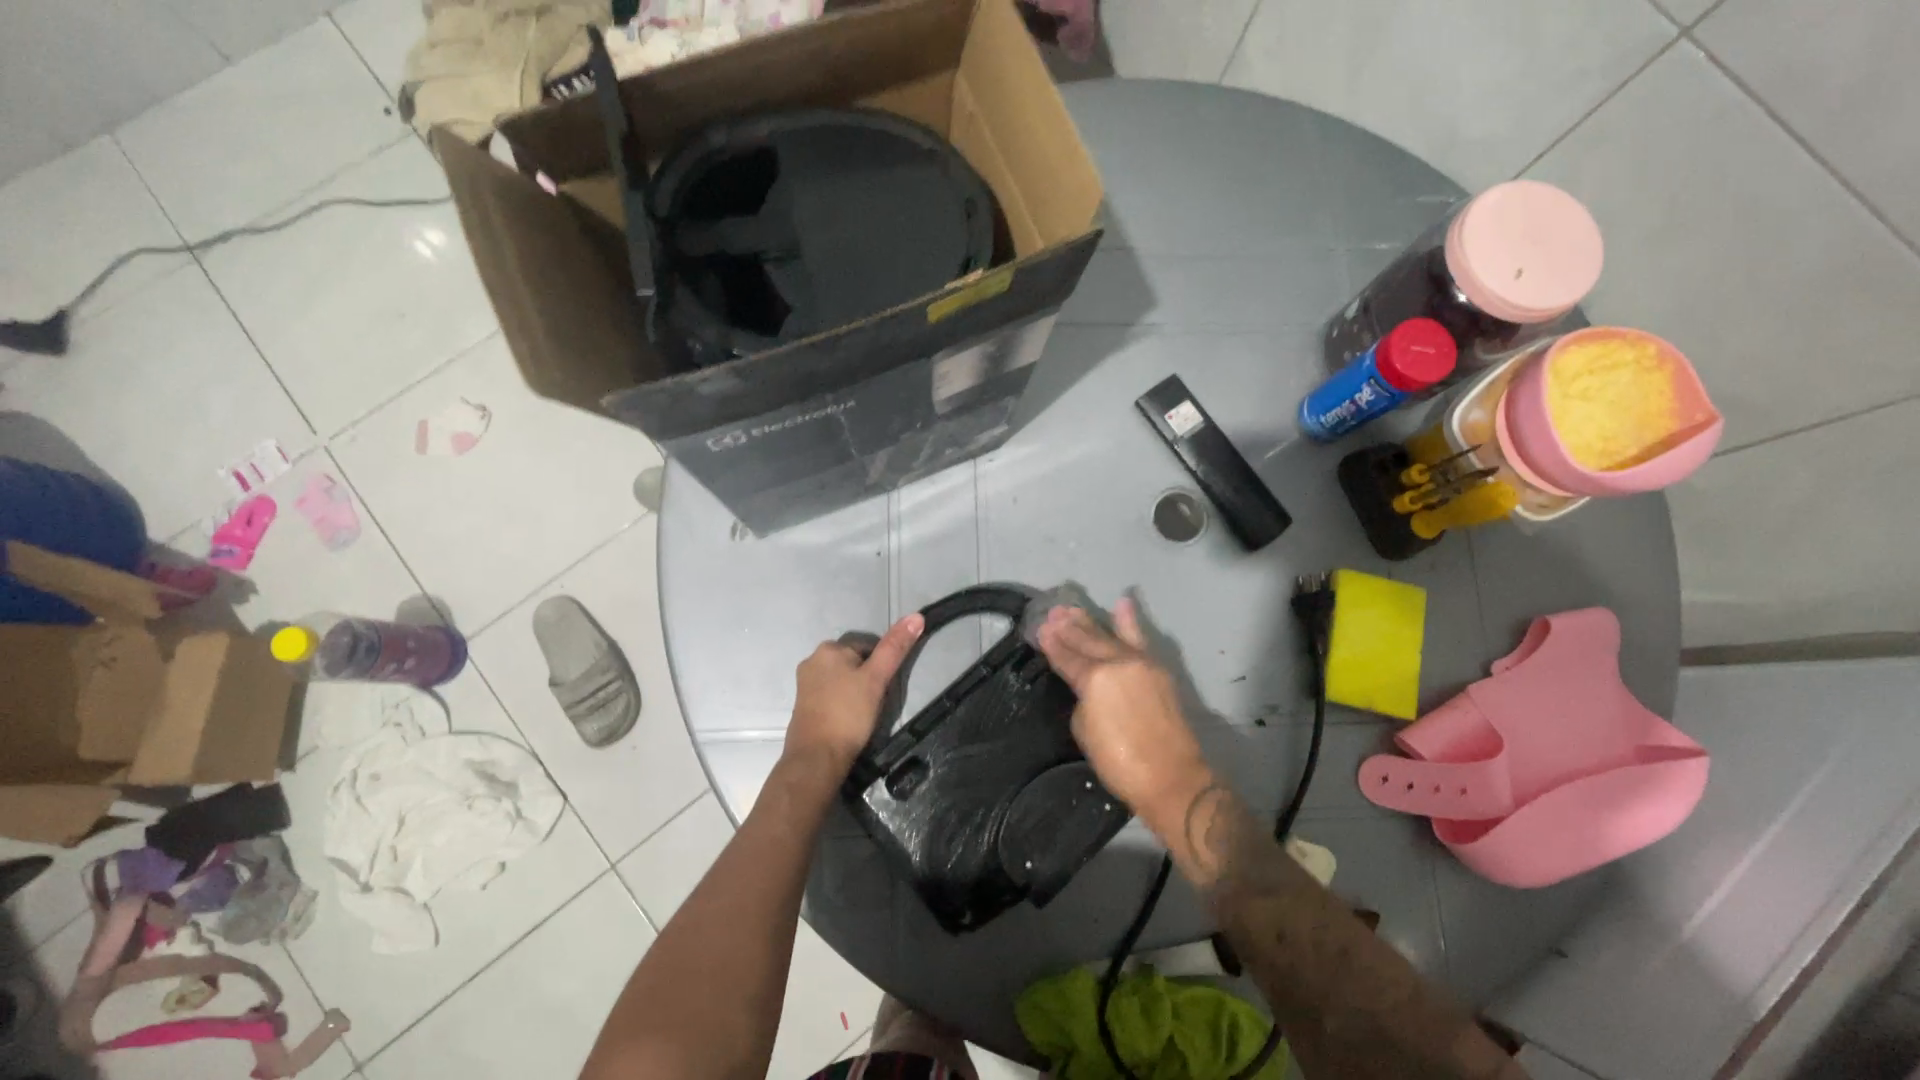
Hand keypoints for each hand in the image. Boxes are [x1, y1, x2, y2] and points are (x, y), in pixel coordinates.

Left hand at [786, 613, 923, 772]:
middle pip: (854, 663)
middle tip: (875, 704)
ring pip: (843, 679)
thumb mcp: (877, 679)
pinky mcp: (803, 703)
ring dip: (856, 691)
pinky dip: (842, 703)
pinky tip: (848, 720)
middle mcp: (812, 660)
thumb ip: (895, 648)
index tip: (884, 689)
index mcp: (828, 648)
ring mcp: (804, 683)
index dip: (881, 668)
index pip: (868, 648)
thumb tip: (917, 616)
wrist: (817, 757)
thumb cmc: (849, 715)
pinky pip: (831, 694)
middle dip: (867, 679)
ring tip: (862, 714)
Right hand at [1037, 597, 1214, 835]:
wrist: (1170, 776)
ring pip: (1111, 636)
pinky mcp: (1158, 670)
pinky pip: (1138, 639)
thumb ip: (1084, 699)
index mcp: (1095, 679)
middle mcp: (1118, 663)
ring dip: (1091, 622)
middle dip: (1068, 628)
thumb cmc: (1119, 761)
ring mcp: (1141, 663)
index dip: (1052, 644)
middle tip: (1052, 613)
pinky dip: (1128, 622)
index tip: (1040, 630)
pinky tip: (1122, 604)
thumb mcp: (1085, 730)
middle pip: (1088, 641)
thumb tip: (1090, 688)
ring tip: (1072, 609)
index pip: (1067, 657)